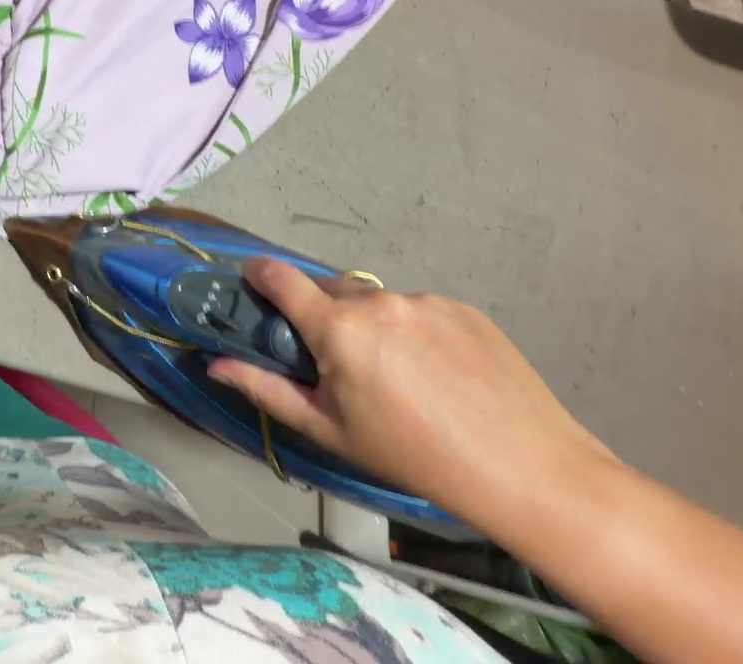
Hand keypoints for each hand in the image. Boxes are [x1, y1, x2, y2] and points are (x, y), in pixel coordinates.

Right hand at [207, 259, 615, 522]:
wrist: (527, 469)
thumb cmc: (412, 454)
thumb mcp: (328, 429)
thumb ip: (265, 389)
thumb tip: (215, 365)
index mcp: (338, 328)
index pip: (281, 278)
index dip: (258, 274)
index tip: (250, 281)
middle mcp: (377, 301)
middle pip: (327, 290)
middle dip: (318, 313)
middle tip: (332, 358)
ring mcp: (425, 302)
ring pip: (374, 301)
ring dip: (367, 323)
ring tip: (393, 372)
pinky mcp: (464, 309)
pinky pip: (416, 309)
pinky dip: (409, 329)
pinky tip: (432, 371)